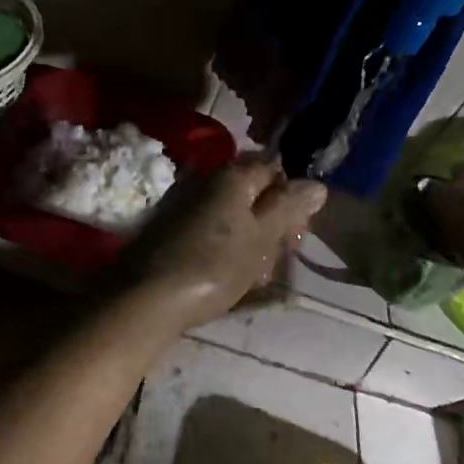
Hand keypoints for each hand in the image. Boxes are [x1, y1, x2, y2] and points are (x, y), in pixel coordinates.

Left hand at [127, 157, 326, 330]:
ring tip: (256, 275)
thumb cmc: (213, 265)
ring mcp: (188, 201)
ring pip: (234, 212)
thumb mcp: (261, 238)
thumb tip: (317, 184)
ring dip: (253, 239)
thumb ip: (289, 208)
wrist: (146, 296)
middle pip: (254, 190)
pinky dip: (228, 246)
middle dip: (273, 221)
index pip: (274, 166)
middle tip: (280, 256)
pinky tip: (231, 275)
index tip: (298, 231)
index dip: (292, 195)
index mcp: (233, 175)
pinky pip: (213, 227)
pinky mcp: (173, 226)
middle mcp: (208, 178)